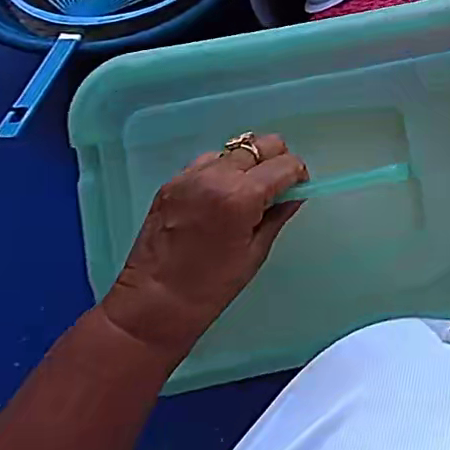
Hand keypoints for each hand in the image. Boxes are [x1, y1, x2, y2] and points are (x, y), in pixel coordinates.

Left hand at [99, 134, 308, 358]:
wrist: (152, 305)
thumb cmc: (212, 286)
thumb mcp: (257, 250)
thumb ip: (279, 213)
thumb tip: (295, 193)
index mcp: (241, 196)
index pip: (287, 164)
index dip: (298, 177)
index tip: (295, 192)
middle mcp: (215, 177)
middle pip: (263, 144)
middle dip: (276, 162)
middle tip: (273, 189)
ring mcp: (189, 177)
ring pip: (236, 150)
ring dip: (248, 165)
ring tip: (243, 194)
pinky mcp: (171, 183)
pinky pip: (209, 162)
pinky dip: (222, 171)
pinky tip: (218, 197)